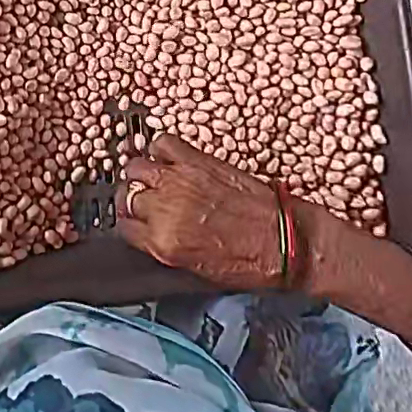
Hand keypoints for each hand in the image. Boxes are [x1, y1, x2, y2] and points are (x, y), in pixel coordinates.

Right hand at [115, 134, 307, 290]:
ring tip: (154, 179)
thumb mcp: (194, 267)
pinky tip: (169, 160)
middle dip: (135, 201)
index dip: (130, 225)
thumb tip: (148, 231)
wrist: (287, 241)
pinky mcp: (195, 160)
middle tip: (147, 202)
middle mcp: (163, 209)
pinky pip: (162, 143)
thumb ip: (162, 246)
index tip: (136, 222)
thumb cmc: (249, 262)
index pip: (124, 227)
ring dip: (142, 175)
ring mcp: (178, 180)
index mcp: (162, 242)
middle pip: (128, 197)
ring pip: (136, 167)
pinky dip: (161, 149)